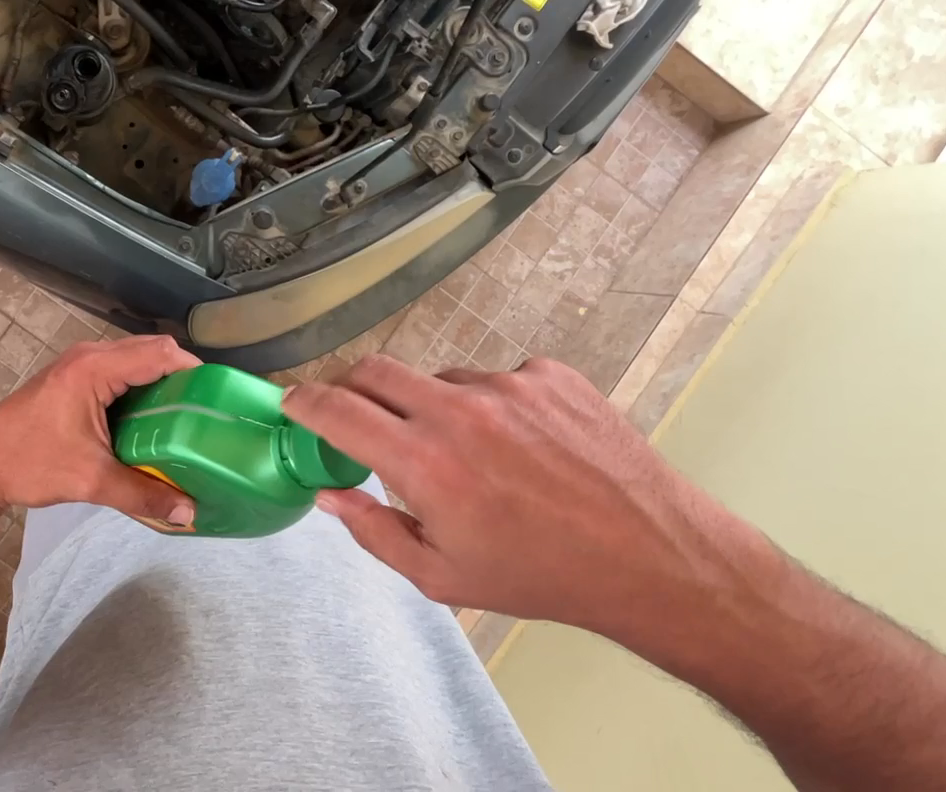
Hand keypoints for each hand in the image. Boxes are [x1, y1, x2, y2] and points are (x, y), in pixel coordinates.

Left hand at [0, 335, 199, 527]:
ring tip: (188, 415)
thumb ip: (143, 494)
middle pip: (151, 350)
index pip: (160, 352)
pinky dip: (141, 386)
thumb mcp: (90, 480)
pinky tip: (153, 419)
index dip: (194, 370)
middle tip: (208, 410)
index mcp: (94, 368)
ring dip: (161, 380)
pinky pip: (120, 370)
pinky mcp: (74, 376)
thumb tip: (191, 512)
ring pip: (135, 359)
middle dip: (182, 375)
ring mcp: (79, 363)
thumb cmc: (30, 463)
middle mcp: (89, 355)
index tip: (219, 397)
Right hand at [282, 355, 761, 637]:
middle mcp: (459, 410)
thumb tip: (327, 494)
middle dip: (351, 389)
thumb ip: (372, 530)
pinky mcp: (548, 374)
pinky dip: (487, 405)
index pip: (336, 409)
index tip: (293, 402)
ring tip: (467, 453)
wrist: (652, 558)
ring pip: (437, 378)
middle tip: (357, 417)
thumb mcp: (441, 576)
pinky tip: (518, 444)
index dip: (303, 401)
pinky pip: (493, 379)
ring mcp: (508, 384)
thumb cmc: (539, 576)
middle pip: (374, 370)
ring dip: (429, 406)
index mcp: (424, 462)